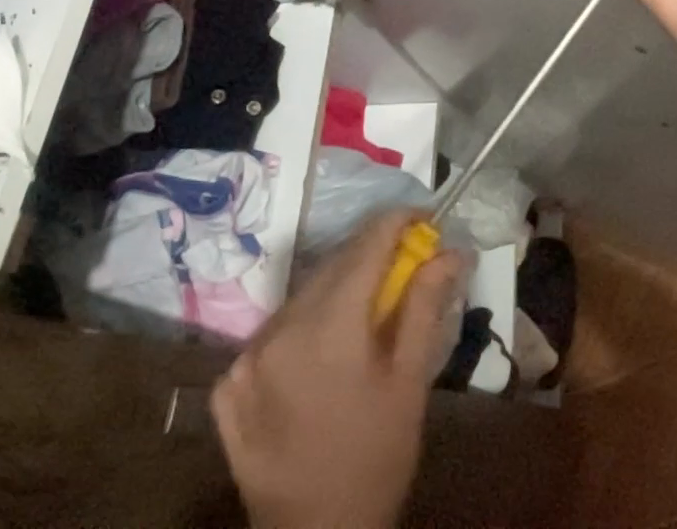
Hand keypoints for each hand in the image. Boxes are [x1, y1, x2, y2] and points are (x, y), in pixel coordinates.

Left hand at [212, 212, 466, 528]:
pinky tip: (319, 356)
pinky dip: (299, 330)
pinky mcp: (227, 382)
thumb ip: (423, 309)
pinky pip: (270, 334)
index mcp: (330, 327)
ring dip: (332, 293)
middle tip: (401, 266)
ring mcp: (246, 356)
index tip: (421, 217)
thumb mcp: (409, 383)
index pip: (364, 248)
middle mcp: (280, 329)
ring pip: (297, 300)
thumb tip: (448, 252)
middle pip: (328, 270)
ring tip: (363, 315)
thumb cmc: (377, 458)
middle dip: (367, 258)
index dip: (394, 223)